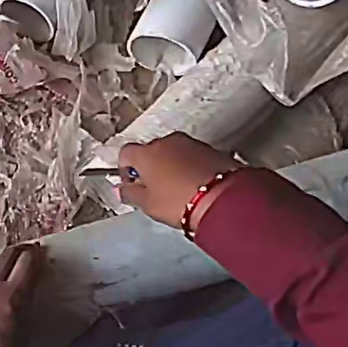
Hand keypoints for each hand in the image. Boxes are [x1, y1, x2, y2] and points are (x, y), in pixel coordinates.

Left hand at [0, 242, 42, 346]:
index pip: (26, 262)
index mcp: (10, 299)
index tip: (43, 252)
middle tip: (32, 252)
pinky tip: (1, 292)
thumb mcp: (28, 337)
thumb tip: (32, 295)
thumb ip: (29, 309)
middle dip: (20, 253)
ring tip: (18, 273)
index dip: (36, 255)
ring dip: (6, 268)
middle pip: (6, 257)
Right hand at [117, 133, 241, 232]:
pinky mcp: (211, 149)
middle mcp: (166, 142)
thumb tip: (123, 190)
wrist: (223, 200)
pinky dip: (190, 166)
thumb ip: (130, 193)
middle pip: (150, 151)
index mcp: (145, 153)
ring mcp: (190, 143)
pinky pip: (192, 156)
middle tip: (155, 189)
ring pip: (173, 151)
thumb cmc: (182, 201)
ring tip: (177, 189)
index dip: (125, 169)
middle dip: (150, 167)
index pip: (126, 153)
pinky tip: (194, 186)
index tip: (132, 183)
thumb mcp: (148, 204)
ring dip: (171, 166)